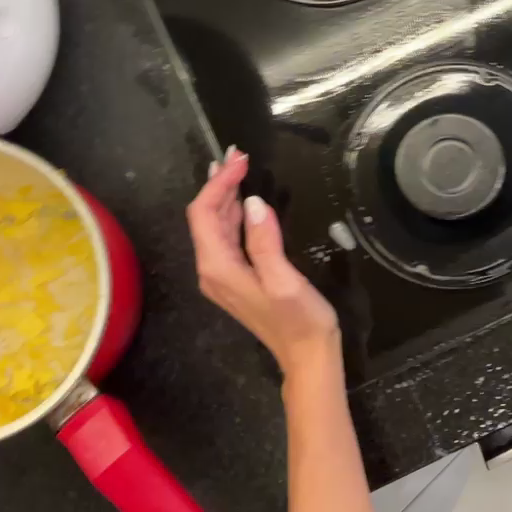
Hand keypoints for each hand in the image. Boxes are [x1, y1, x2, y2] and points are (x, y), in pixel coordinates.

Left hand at [186, 148, 340, 376]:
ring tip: (239, 170)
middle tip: (240, 155)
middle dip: (219, 184)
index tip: (242, 160)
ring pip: (215, 227)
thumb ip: (264, 241)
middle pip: (205, 218)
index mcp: (219, 268)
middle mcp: (213, 271)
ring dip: (225, 197)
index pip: (205, 214)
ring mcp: (224, 277)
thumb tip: (252, 203)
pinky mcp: (237, 280)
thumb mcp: (285, 280)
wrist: (307, 356)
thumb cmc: (300, 320)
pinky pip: (227, 239)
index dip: (219, 183)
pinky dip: (233, 215)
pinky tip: (245, 204)